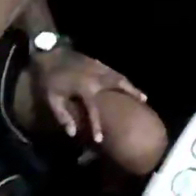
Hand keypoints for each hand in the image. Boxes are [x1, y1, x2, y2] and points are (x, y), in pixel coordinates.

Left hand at [28, 46, 147, 142]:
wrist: (51, 55)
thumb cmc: (50, 80)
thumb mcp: (52, 99)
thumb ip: (63, 116)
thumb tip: (73, 133)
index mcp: (85, 88)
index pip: (94, 111)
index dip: (96, 126)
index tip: (100, 140)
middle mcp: (96, 78)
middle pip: (119, 85)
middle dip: (132, 93)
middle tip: (144, 102)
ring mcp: (99, 68)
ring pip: (120, 77)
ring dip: (131, 85)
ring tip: (142, 95)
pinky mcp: (98, 63)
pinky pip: (115, 72)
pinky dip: (123, 79)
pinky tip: (127, 84)